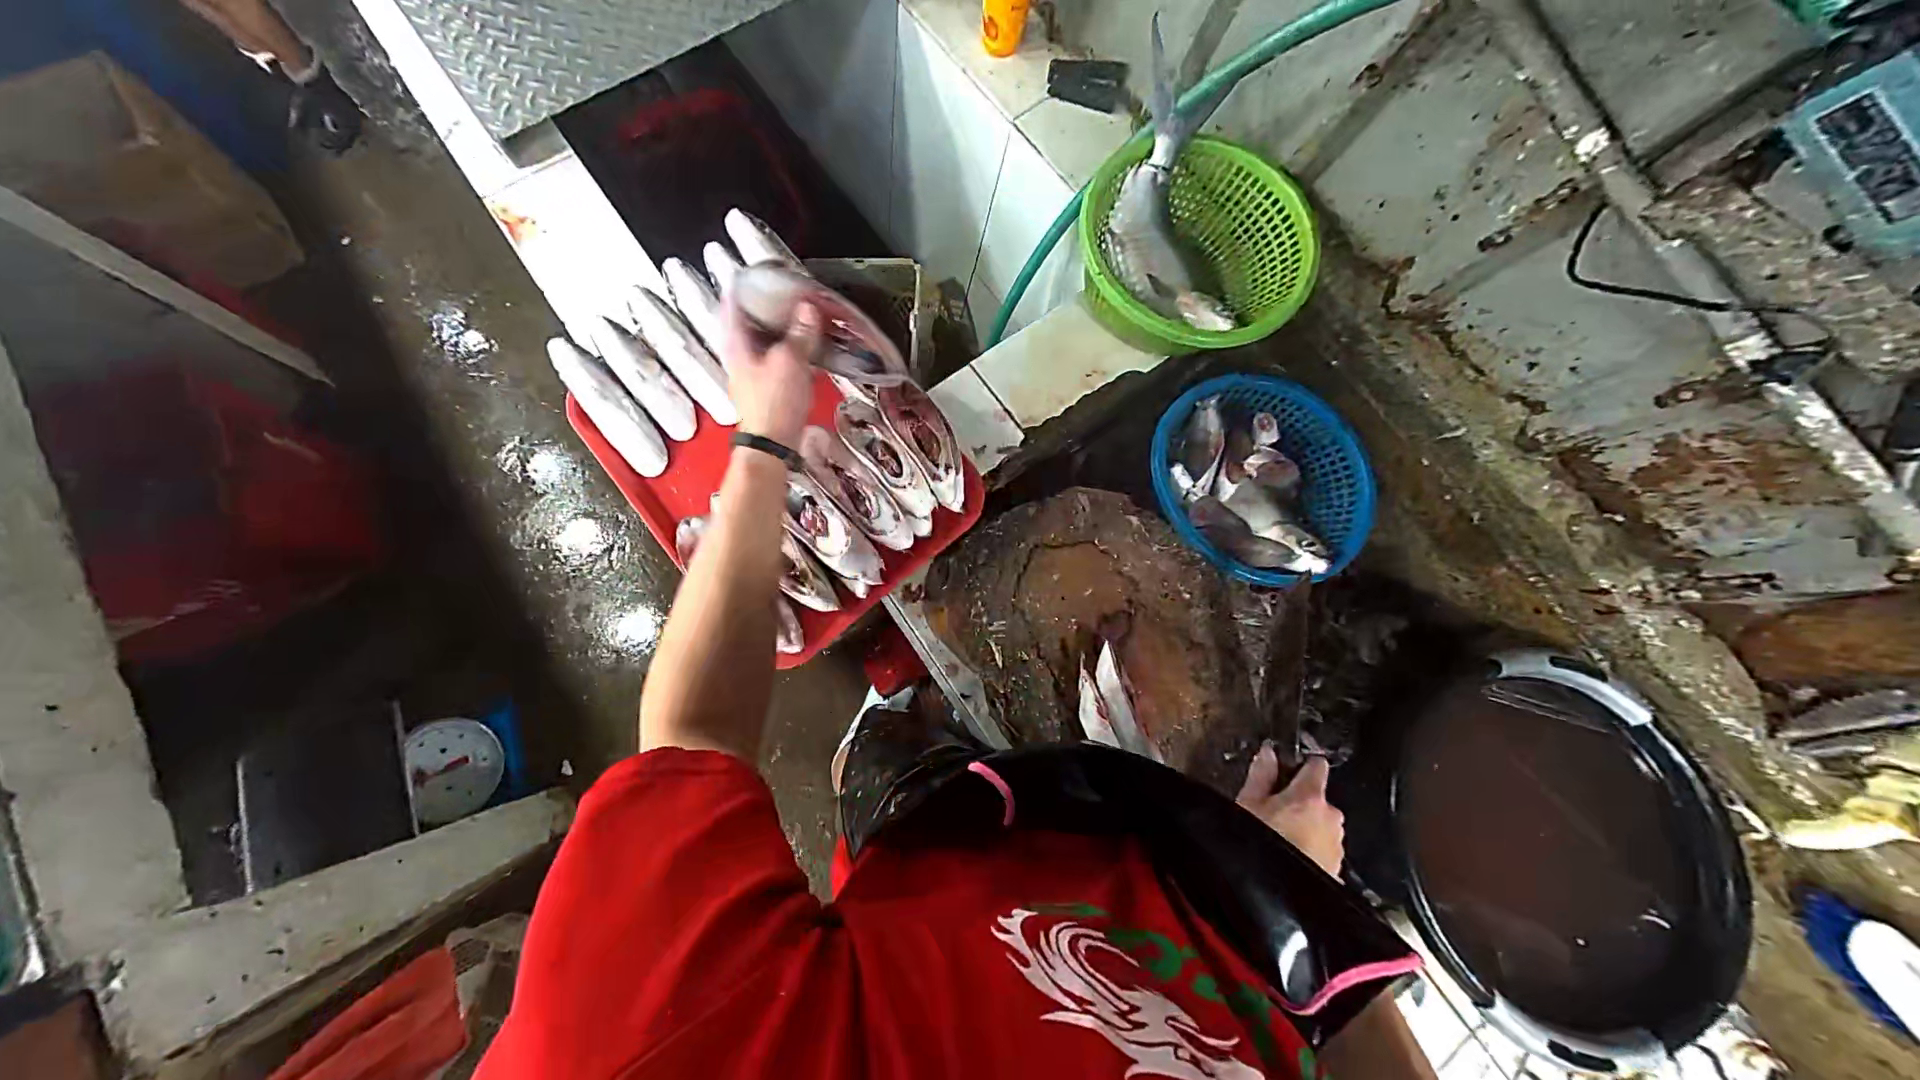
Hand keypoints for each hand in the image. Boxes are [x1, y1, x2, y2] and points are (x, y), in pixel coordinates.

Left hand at [723, 300, 818, 446]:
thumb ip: (799, 333)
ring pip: (763, 343)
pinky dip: (787, 353)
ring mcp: (751, 375)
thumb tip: (806, 311)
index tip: (753, 275)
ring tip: (795, 320)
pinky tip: (802, 353)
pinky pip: (775, 362)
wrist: (773, 443)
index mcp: (736, 344)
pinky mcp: (765, 390)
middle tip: (779, 295)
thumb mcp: (791, 360)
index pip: (732, 303)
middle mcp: (739, 358)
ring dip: (778, 331)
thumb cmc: (772, 406)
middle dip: (765, 309)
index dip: (743, 286)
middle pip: (748, 323)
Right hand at [1237, 742, 1344, 876]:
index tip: (1286, 770)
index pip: (1316, 766)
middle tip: (1272, 812)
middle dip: (1299, 802)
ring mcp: (1337, 844)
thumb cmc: (1261, 845)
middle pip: (1317, 798)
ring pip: (1322, 824)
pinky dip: (1312, 848)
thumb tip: (1269, 754)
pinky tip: (1292, 857)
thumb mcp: (1248, 804)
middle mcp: (1332, 817)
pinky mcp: (1339, 868)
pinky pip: (1324, 848)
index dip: (1301, 765)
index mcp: (1310, 796)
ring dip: (1307, 826)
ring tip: (1280, 838)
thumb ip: (1261, 775)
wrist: (1280, 899)